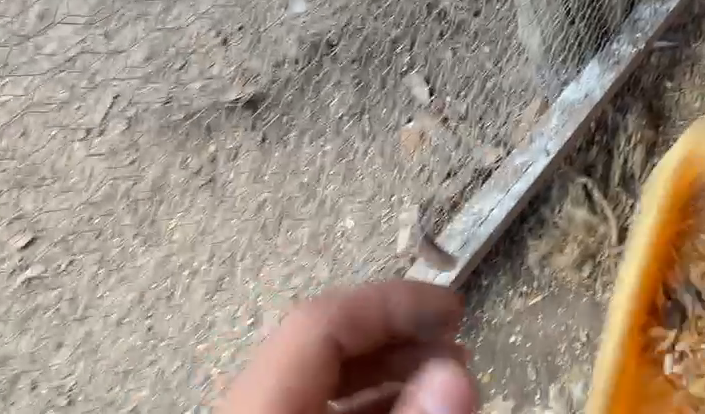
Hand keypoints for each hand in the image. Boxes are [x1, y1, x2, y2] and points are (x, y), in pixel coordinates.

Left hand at [220, 281, 479, 413]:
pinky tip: (404, 408)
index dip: (394, 301)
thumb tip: (457, 372)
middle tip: (456, 343)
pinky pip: (308, 409)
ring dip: (387, 368)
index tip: (452, 307)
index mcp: (258, 402)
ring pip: (317, 380)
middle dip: (398, 333)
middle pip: (321, 343)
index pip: (324, 319)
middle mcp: (246, 403)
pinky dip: (362, 402)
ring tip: (443, 378)